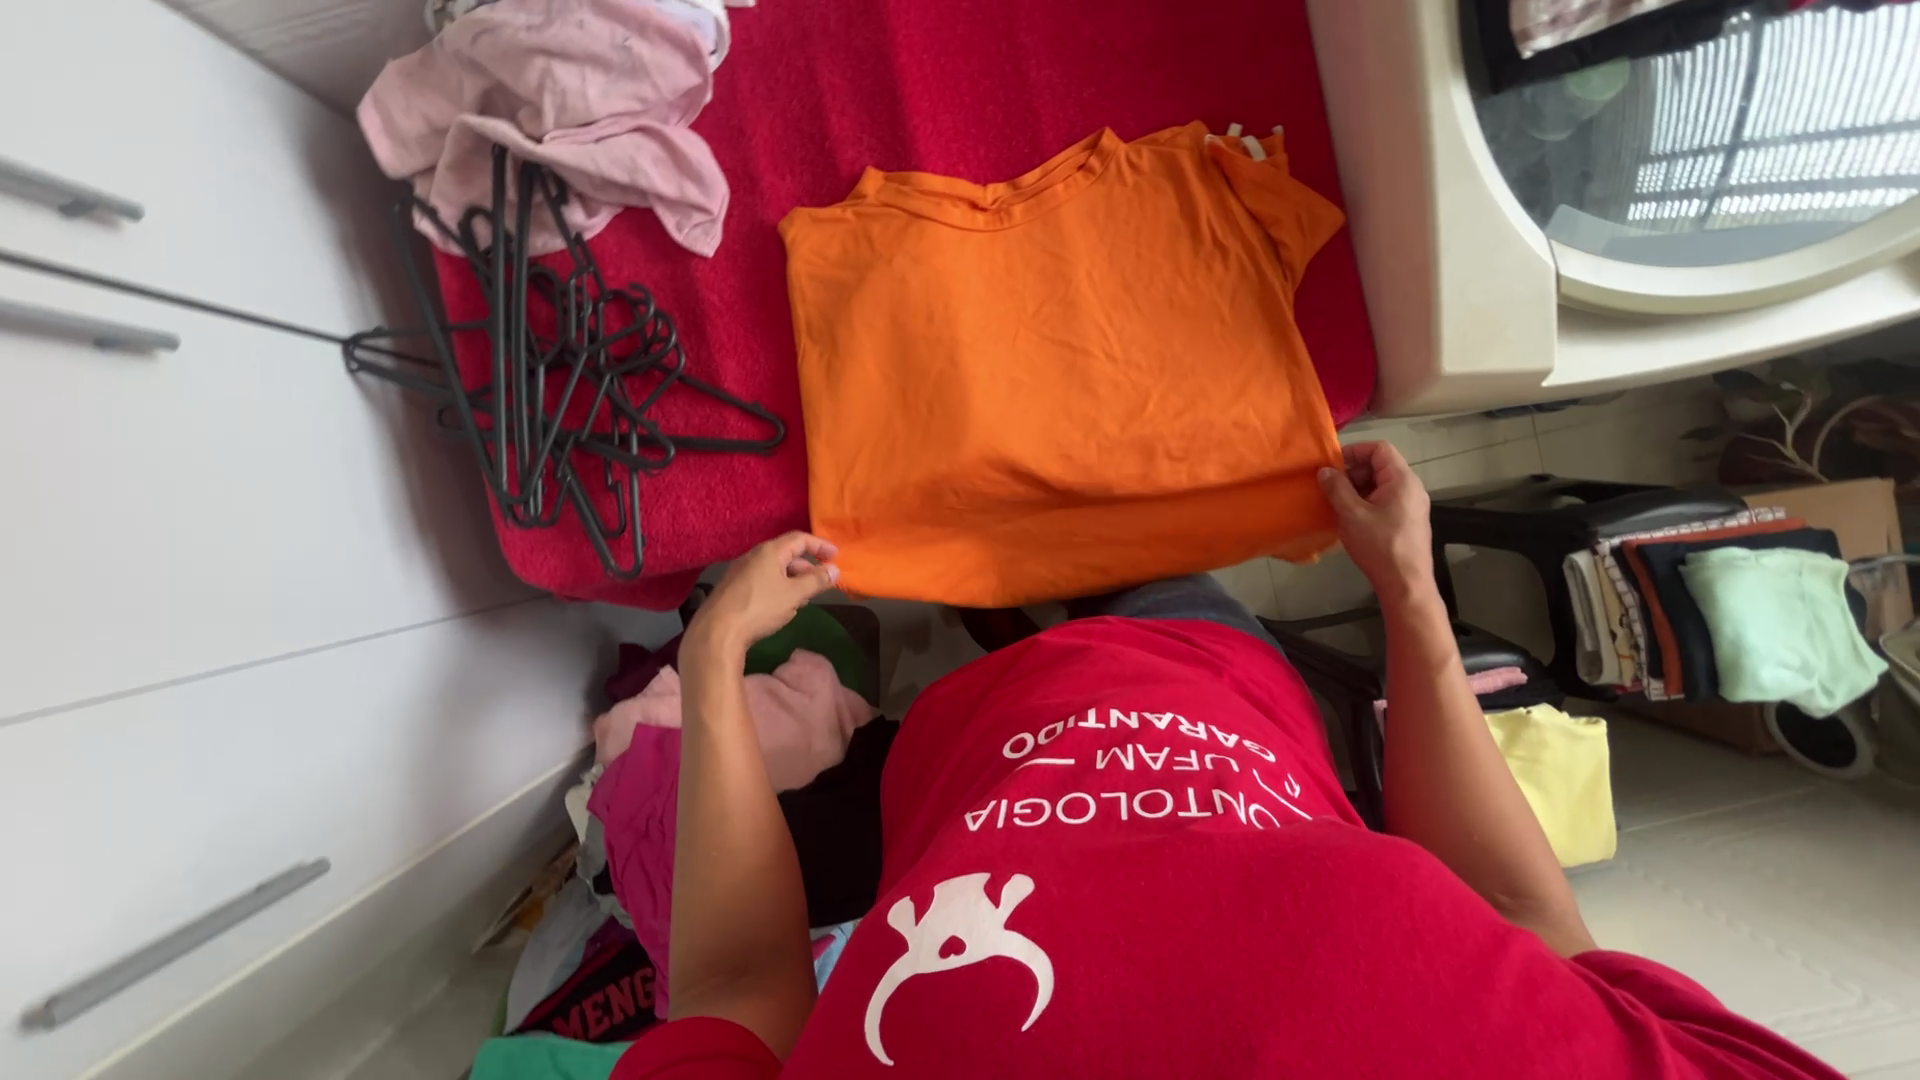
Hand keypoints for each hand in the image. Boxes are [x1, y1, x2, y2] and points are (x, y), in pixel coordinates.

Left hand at [687, 532, 840, 655]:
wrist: (717, 632)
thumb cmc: (760, 607)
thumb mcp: (794, 594)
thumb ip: (816, 580)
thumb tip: (835, 570)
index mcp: (769, 552)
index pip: (799, 539)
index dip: (820, 545)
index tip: (836, 555)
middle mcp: (753, 557)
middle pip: (786, 553)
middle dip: (807, 565)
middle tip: (822, 579)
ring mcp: (740, 573)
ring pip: (774, 569)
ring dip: (793, 579)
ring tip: (805, 596)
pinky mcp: (733, 589)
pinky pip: (762, 581)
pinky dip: (778, 587)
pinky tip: (782, 606)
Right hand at [1317, 441, 1434, 607]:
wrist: (1405, 581)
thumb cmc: (1379, 545)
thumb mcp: (1351, 515)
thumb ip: (1337, 489)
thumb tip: (1325, 471)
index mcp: (1401, 480)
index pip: (1380, 449)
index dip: (1354, 451)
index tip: (1332, 464)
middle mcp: (1411, 487)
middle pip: (1380, 465)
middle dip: (1353, 472)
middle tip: (1330, 486)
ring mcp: (1411, 504)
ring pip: (1381, 484)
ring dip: (1357, 488)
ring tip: (1336, 503)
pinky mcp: (1407, 519)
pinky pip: (1385, 499)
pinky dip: (1365, 501)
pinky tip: (1350, 517)